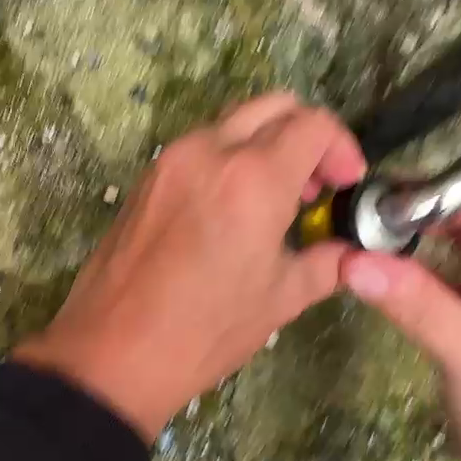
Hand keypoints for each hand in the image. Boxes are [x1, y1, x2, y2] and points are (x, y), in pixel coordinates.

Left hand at [15, 94, 366, 440]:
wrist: (111, 352)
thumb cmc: (203, 330)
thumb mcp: (278, 300)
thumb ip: (325, 263)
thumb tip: (349, 253)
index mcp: (251, 177)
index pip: (312, 124)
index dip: (342, 148)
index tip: (346, 186)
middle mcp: (208, 152)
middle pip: (272, 107)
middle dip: (305, 136)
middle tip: (316, 186)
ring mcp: (169, 161)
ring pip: (231, 124)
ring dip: (264, 145)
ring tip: (276, 202)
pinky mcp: (145, 179)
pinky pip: (198, 148)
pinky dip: (227, 159)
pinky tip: (232, 210)